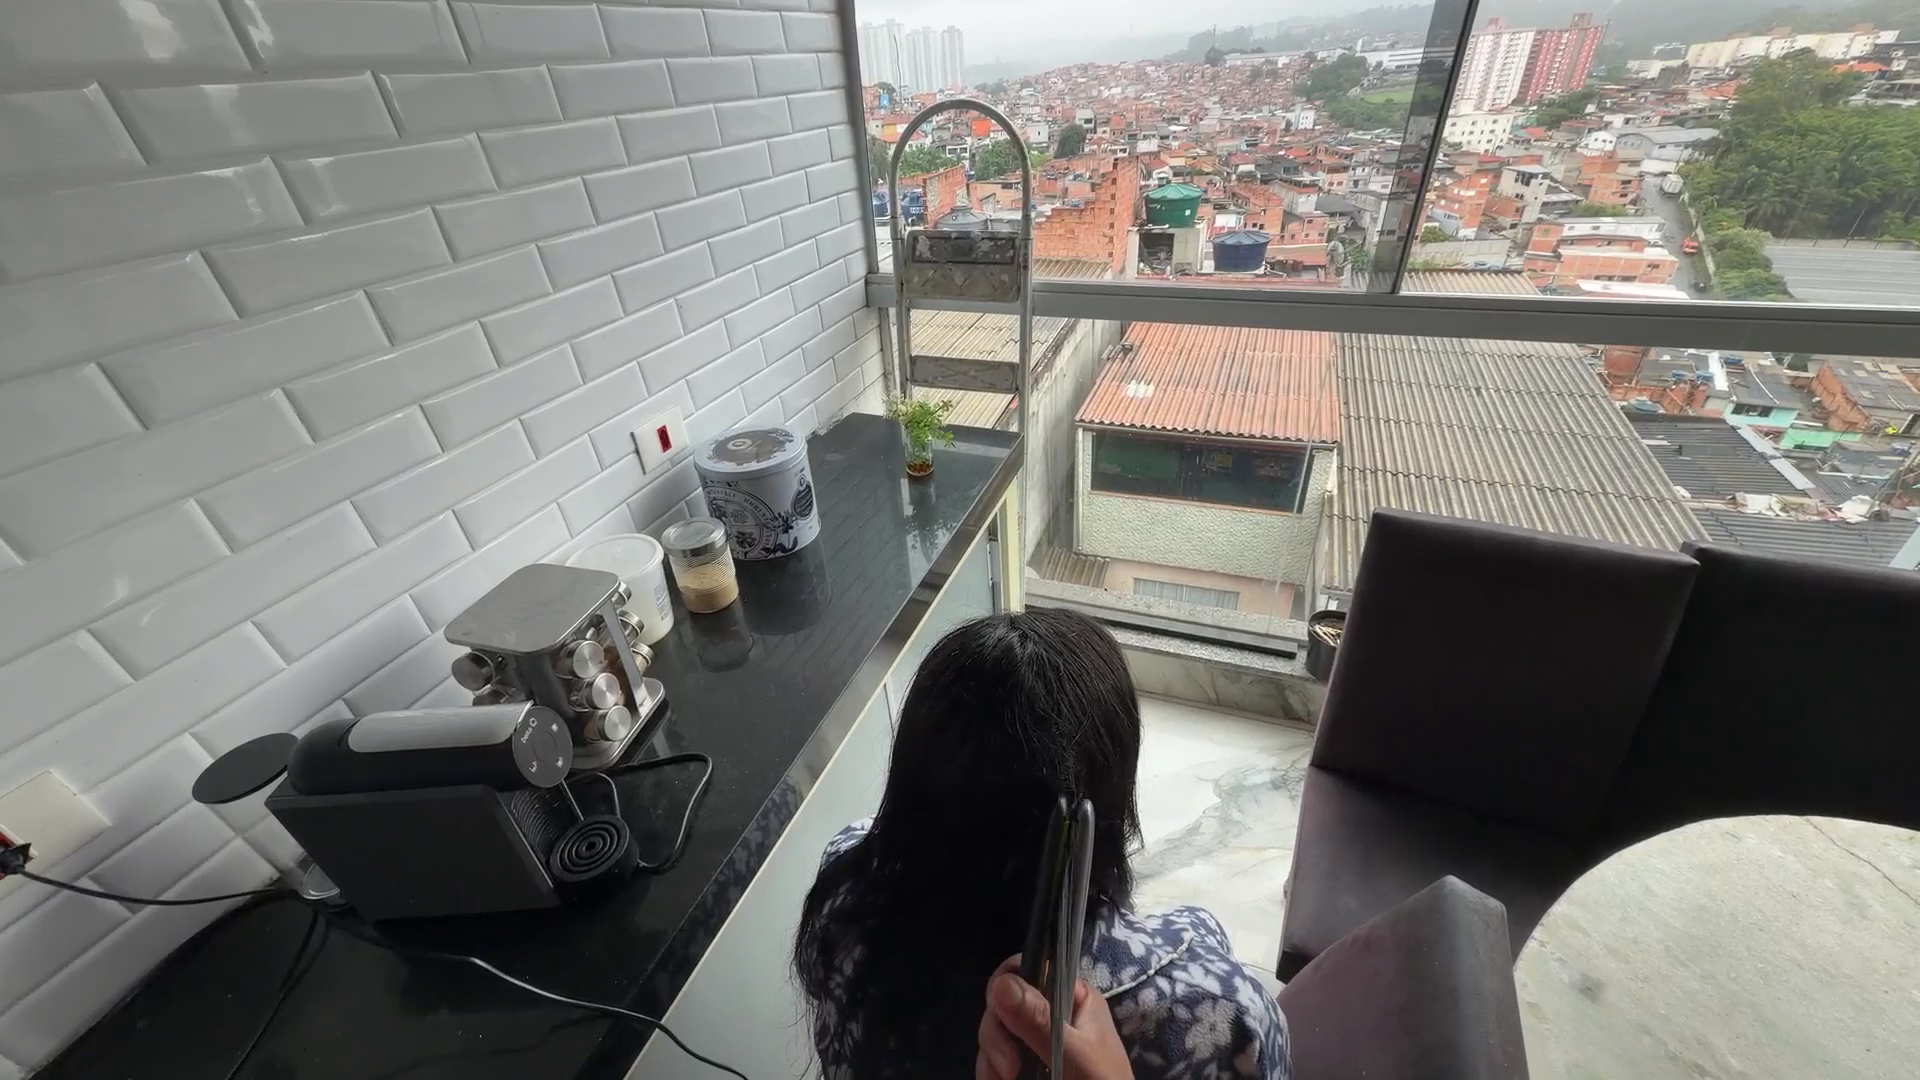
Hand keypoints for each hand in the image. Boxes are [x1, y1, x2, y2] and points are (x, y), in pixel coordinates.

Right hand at [975, 955, 1132, 1079]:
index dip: (1006, 983)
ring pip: (996, 1029)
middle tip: (1007, 1070)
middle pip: (1005, 999)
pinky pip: (994, 1056)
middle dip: (997, 1032)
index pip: (1031, 966)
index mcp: (1073, 996)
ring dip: (991, 1055)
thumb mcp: (1075, 1057)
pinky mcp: (1025, 1064)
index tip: (999, 1013)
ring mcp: (1037, 1038)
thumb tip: (1002, 983)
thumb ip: (1041, 1022)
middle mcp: (1053, 1011)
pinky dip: (990, 1069)